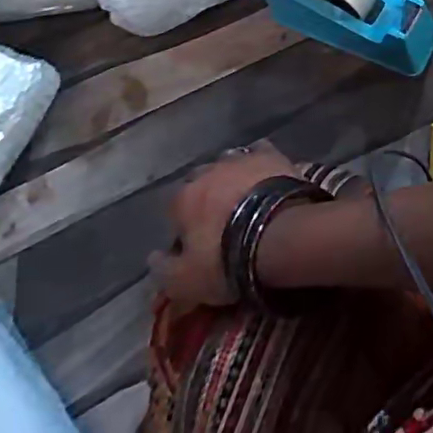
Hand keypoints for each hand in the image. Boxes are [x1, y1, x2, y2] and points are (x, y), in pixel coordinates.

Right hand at [150, 143, 302, 309]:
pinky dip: (259, 160)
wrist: (278, 234)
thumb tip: (154, 257)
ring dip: (231, 176)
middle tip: (220, 218)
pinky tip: (265, 171)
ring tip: (243, 194)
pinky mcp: (271, 155)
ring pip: (228, 162)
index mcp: (183, 198)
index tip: (195, 242)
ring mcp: (241, 159)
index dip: (184, 225)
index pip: (174, 209)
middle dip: (206, 195)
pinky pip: (260, 150)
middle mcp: (209, 171)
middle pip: (201, 180)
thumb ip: (162, 269)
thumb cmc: (226, 260)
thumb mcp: (184, 281)